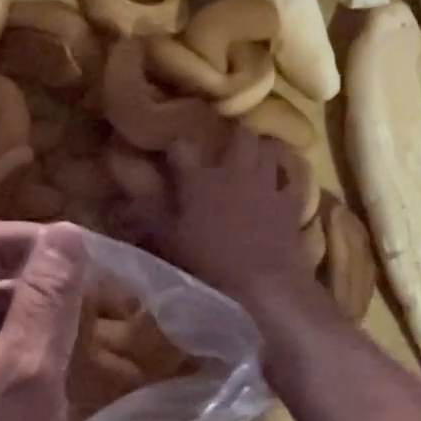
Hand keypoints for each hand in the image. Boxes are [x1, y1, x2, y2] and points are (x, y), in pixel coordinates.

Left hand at [0, 219, 88, 420]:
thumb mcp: (28, 373)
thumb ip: (47, 298)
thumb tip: (70, 232)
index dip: (38, 241)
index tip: (92, 264)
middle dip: (46, 276)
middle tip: (102, 298)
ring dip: (45, 306)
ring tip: (92, 328)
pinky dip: (35, 334)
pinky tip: (66, 356)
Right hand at [126, 124, 314, 306]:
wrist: (262, 285)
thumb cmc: (207, 266)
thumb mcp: (169, 243)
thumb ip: (150, 217)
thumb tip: (126, 200)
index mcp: (199, 180)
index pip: (183, 147)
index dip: (177, 146)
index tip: (173, 151)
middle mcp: (234, 172)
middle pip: (239, 135)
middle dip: (232, 135)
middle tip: (225, 145)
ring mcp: (267, 185)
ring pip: (269, 148)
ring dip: (261, 149)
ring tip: (254, 157)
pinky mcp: (290, 203)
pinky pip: (293, 178)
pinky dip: (287, 175)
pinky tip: (282, 179)